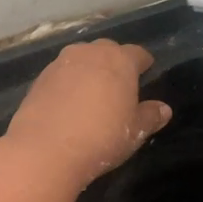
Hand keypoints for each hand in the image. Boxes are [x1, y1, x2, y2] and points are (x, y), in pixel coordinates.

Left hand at [3, 40, 170, 184]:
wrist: (44, 151)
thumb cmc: (101, 137)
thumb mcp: (134, 131)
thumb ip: (151, 116)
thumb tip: (164, 109)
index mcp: (120, 61)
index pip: (138, 53)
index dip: (144, 63)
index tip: (147, 71)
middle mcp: (90, 54)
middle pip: (107, 50)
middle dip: (115, 62)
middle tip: (120, 84)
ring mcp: (60, 64)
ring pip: (81, 59)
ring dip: (89, 70)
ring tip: (93, 93)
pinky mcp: (39, 79)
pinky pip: (62, 74)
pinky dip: (69, 83)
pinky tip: (69, 104)